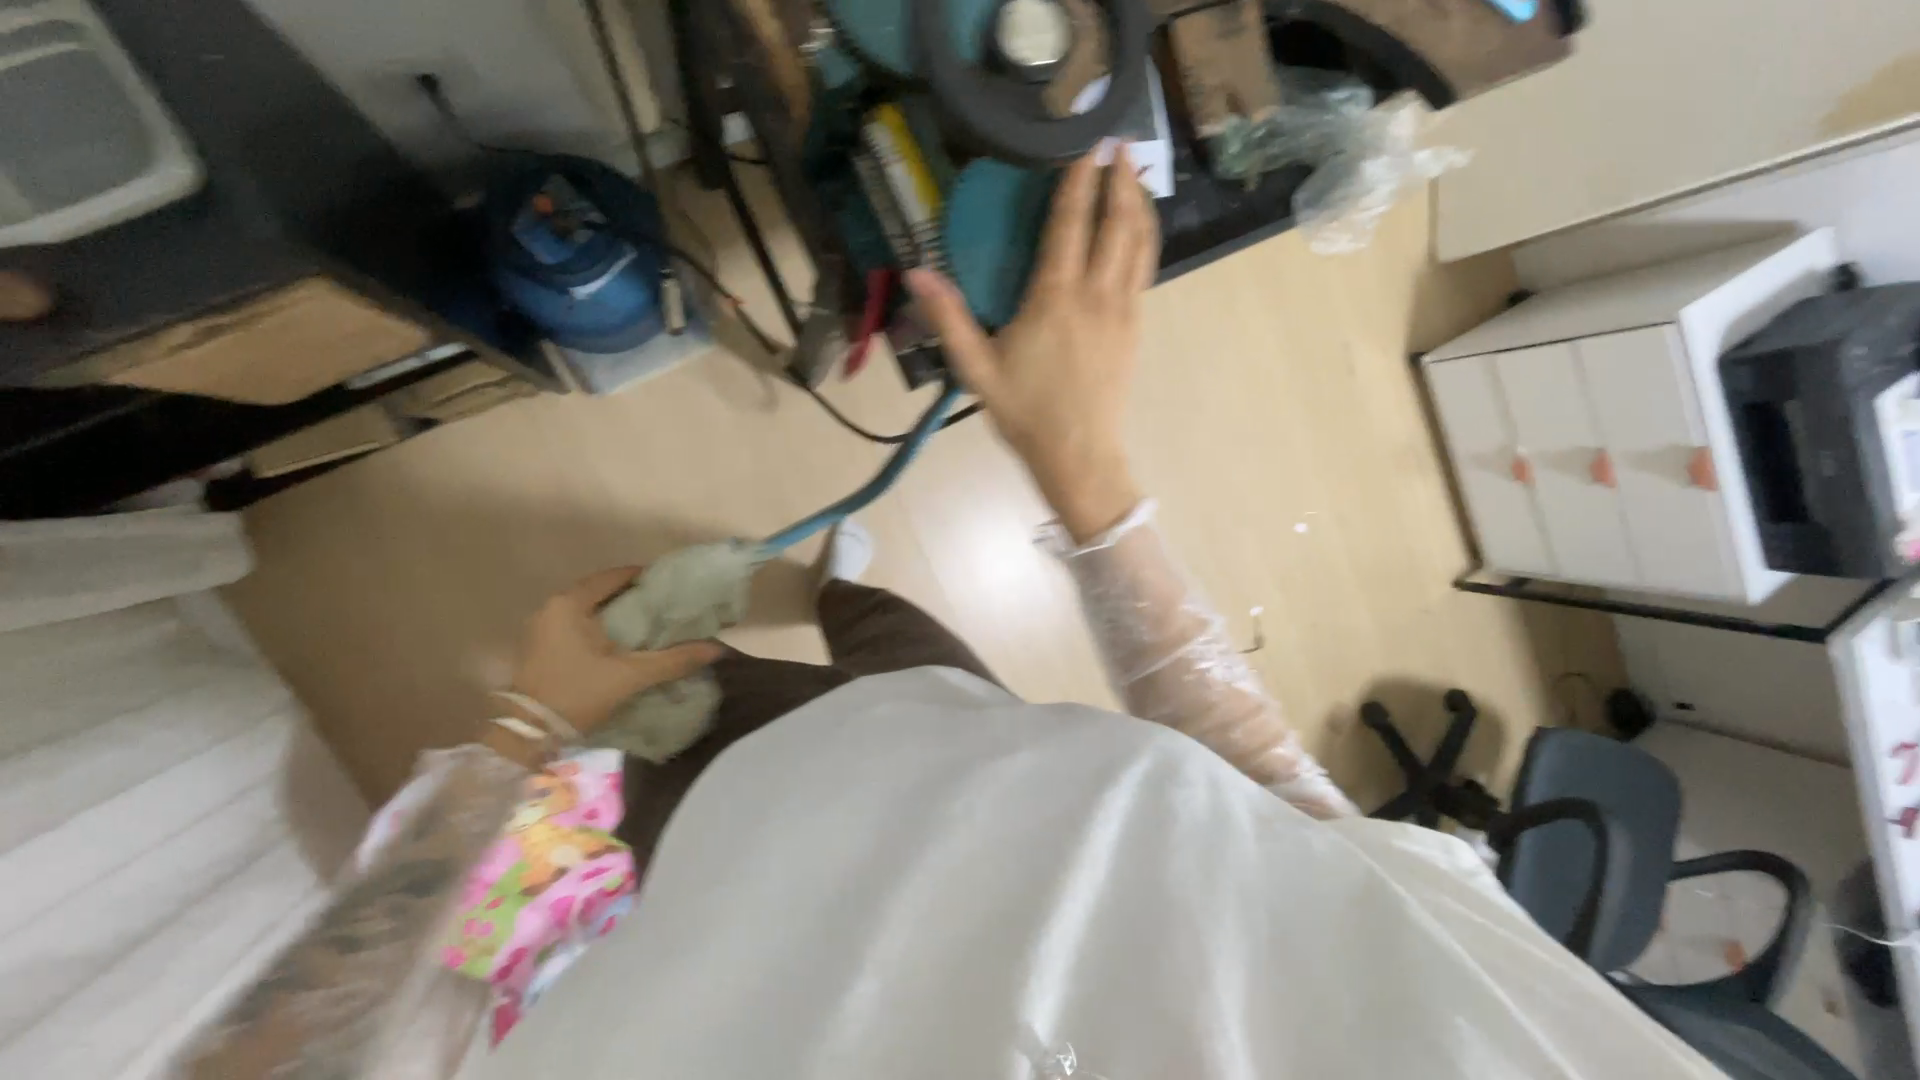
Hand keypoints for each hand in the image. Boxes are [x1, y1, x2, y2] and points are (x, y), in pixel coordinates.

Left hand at [496, 567, 724, 757]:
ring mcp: (542, 627)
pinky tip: (621, 643)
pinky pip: (577, 625)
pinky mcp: (540, 647)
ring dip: (616, 614)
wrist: (527, 733)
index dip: (645, 578)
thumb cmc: (577, 693)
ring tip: (649, 624)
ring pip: (589, 610)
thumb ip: (674, 660)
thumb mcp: (630, 676)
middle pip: (601, 591)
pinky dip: (600, 628)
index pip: (614, 576)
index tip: (672, 586)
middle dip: (633, 597)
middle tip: (665, 606)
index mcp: (570, 603)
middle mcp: (552, 607)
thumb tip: (716, 648)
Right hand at [906, 145, 1157, 541]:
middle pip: (1116, 222)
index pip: (1069, 225)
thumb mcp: (976, 370)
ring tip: (1135, 172)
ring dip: (1139, 201)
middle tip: (1119, 143)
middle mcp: (1096, 295)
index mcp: (1054, 299)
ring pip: (1139, 242)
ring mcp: (1123, 310)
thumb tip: (915, 273)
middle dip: (1119, 178)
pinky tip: (1137, 229)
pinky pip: (1145, 269)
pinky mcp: (1135, 327)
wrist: (1079, 456)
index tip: (1084, 146)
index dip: (1077, 182)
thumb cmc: (1025, 414)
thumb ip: (949, 319)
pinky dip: (1143, 237)